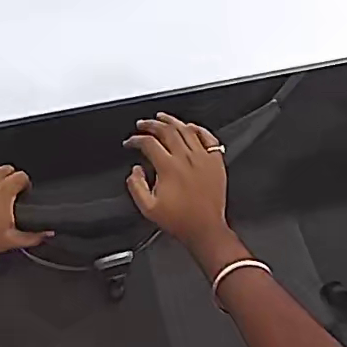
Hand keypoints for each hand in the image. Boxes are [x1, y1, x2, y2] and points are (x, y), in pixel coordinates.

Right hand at [125, 112, 231, 250]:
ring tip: (162, 117)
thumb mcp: (148, 208)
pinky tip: (191, 127)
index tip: (130, 142)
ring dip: (172, 121)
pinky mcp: (216, 161)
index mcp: (169, 168)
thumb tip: (135, 171)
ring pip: (186, 129)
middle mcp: (186, 158)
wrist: (205, 228)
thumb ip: (136, 186)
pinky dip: (198, 129)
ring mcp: (203, 158)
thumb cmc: (180, 220)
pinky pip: (208, 137)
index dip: (135, 139)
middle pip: (166, 130)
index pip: (148, 143)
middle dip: (151, 124)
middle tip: (143, 124)